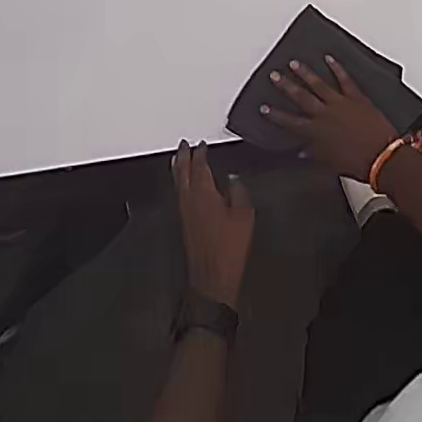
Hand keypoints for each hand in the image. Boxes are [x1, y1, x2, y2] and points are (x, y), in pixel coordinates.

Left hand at [172, 140, 253, 306]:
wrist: (213, 277)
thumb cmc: (228, 248)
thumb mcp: (244, 215)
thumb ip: (238, 192)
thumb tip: (233, 180)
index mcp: (203, 193)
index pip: (199, 166)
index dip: (200, 153)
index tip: (201, 144)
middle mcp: (189, 200)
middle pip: (182, 171)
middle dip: (183, 156)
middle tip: (183, 145)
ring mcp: (184, 212)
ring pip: (178, 182)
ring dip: (178, 167)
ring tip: (178, 158)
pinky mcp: (184, 222)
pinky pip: (179, 193)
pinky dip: (180, 182)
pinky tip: (183, 184)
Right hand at [261, 56, 402, 181]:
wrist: (384, 158)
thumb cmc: (359, 164)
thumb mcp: (331, 163)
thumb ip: (314, 154)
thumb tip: (303, 152)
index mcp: (317, 133)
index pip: (290, 122)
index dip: (276, 115)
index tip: (265, 108)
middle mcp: (325, 115)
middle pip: (301, 97)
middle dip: (286, 85)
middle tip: (275, 75)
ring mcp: (341, 103)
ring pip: (318, 84)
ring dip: (305, 73)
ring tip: (295, 63)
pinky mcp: (356, 98)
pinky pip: (344, 79)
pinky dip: (336, 68)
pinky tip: (329, 59)